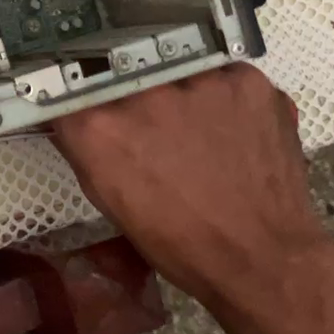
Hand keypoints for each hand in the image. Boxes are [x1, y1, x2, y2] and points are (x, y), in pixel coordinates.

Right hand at [49, 64, 325, 304]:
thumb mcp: (106, 196)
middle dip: (135, 100)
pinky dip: (222, 100)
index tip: (89, 107)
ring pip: (176, 73)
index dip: (81, 98)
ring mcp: (200, 81)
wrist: (265, 261)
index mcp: (100, 125)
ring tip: (200, 137)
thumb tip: (69, 110)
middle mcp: (145, 94)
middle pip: (124, 76)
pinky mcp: (247, 81)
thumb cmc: (179, 240)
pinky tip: (231, 133)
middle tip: (156, 135)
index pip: (70, 86)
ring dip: (182, 98)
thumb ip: (81, 142)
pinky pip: (222, 76)